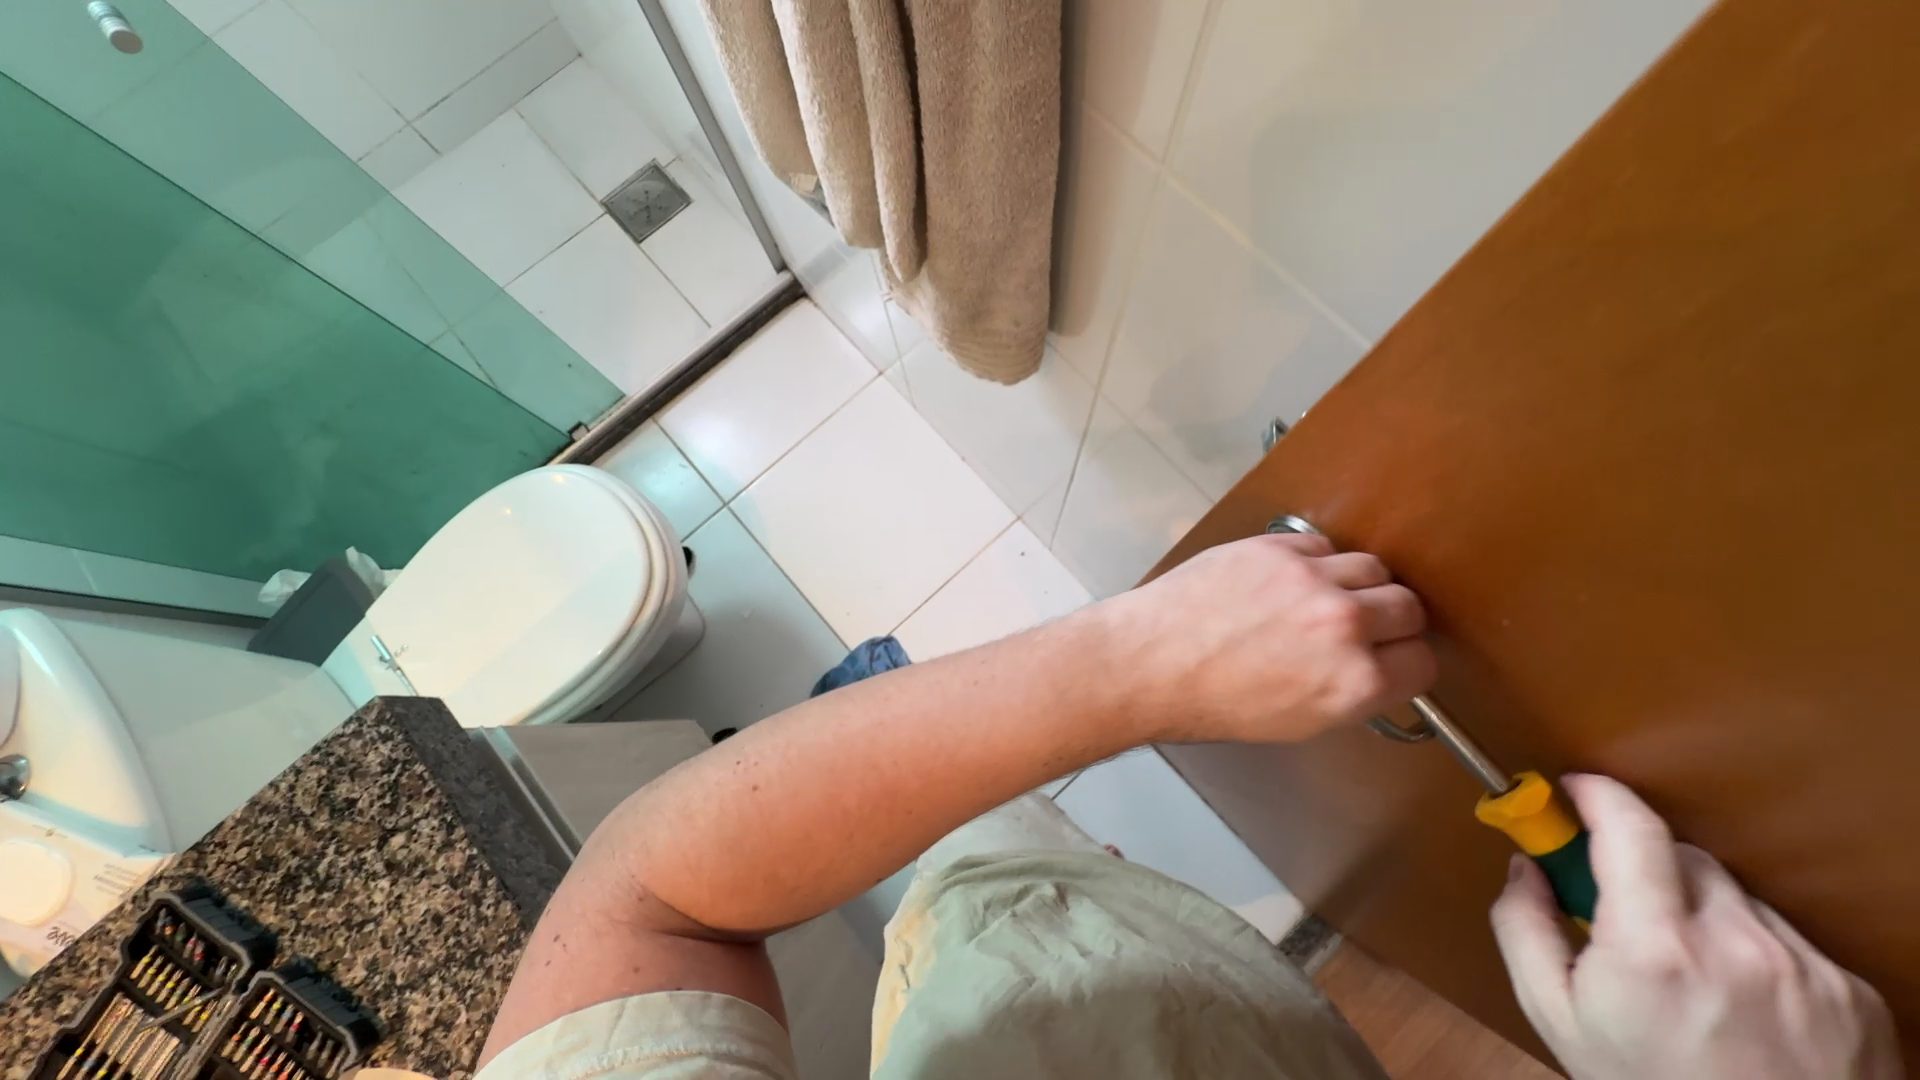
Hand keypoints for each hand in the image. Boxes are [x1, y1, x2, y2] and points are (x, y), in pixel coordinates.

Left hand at [1098, 532, 1435, 743]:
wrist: (1148, 661)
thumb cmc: (1212, 702)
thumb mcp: (1299, 722)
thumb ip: (1351, 692)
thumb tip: (1375, 667)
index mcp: (1355, 683)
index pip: (1422, 662)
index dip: (1404, 661)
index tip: (1390, 657)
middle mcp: (1343, 625)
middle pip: (1407, 606)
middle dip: (1390, 619)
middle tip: (1360, 625)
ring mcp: (1308, 579)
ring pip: (1371, 567)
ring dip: (1357, 583)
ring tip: (1323, 598)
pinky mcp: (1274, 547)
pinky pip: (1322, 545)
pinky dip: (1315, 561)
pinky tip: (1288, 579)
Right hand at [1491, 774, 1902, 1079]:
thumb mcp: (1555, 1014)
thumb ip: (1522, 927)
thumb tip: (1525, 867)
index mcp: (1654, 948)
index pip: (1630, 828)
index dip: (1596, 793)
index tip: (1573, 789)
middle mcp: (1736, 944)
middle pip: (1678, 853)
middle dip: (1638, 861)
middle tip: (1614, 898)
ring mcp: (1803, 967)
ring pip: (1729, 893)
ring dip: (1693, 905)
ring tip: (1682, 965)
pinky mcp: (1851, 991)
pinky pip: (1780, 934)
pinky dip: (1745, 944)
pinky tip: (1734, 993)